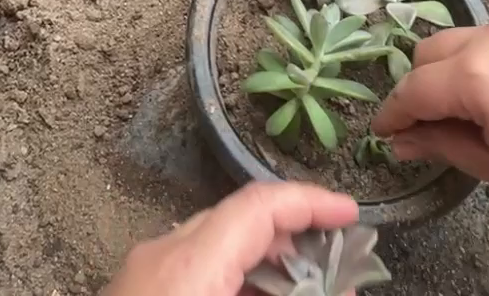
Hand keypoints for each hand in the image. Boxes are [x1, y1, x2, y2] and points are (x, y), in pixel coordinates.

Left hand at [101, 180, 357, 295]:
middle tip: (342, 262)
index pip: (256, 207)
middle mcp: (161, 256)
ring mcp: (143, 277)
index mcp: (187, 265)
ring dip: (264, 266)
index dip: (309, 202)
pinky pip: (195, 275)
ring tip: (309, 288)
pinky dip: (234, 285)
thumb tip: (339, 291)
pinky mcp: (136, 295)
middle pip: (236, 223)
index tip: (352, 213)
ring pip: (215, 249)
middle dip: (292, 237)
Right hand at [370, 18, 488, 241]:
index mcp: (475, 73)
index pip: (414, 89)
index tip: (385, 134)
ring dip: (460, 70)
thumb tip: (405, 141)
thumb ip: (446, 146)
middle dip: (421, 85)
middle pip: (433, 50)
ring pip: (471, 40)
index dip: (393, 114)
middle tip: (431, 125)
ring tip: (484, 112)